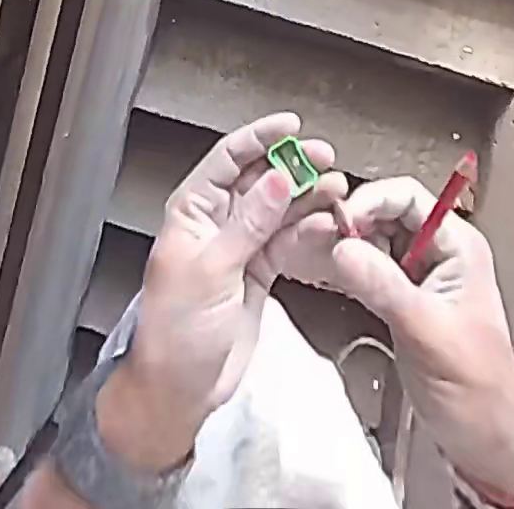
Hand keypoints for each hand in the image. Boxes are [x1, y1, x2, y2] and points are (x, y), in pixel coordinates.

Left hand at [97, 112, 346, 470]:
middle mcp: (217, 220)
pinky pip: (287, 239)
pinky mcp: (259, 268)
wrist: (181, 390)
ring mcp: (240, 243)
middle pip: (258, 178)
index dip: (259, 137)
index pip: (227, 158)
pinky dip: (307, 230)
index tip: (291, 124)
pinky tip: (327, 223)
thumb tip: (277, 178)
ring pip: (277, 207)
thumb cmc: (177, 330)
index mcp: (193, 210)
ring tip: (336, 187)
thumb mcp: (212, 270)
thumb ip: (249, 223)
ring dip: (306, 195)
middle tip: (325, 157)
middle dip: (291, 163)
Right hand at [273, 177, 513, 501]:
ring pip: (368, 237)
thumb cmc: (477, 393)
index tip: (340, 221)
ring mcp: (414, 273)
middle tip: (320, 235)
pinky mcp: (396, 295)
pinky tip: (322, 269)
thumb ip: (384, 286)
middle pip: (382, 212)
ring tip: (314, 250)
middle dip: (349, 221)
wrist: (485, 448)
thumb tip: (342, 246)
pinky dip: (341, 265)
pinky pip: (362, 265)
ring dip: (341, 242)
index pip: (406, 196)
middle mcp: (434, 251)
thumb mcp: (429, 333)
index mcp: (456, 245)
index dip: (370, 200)